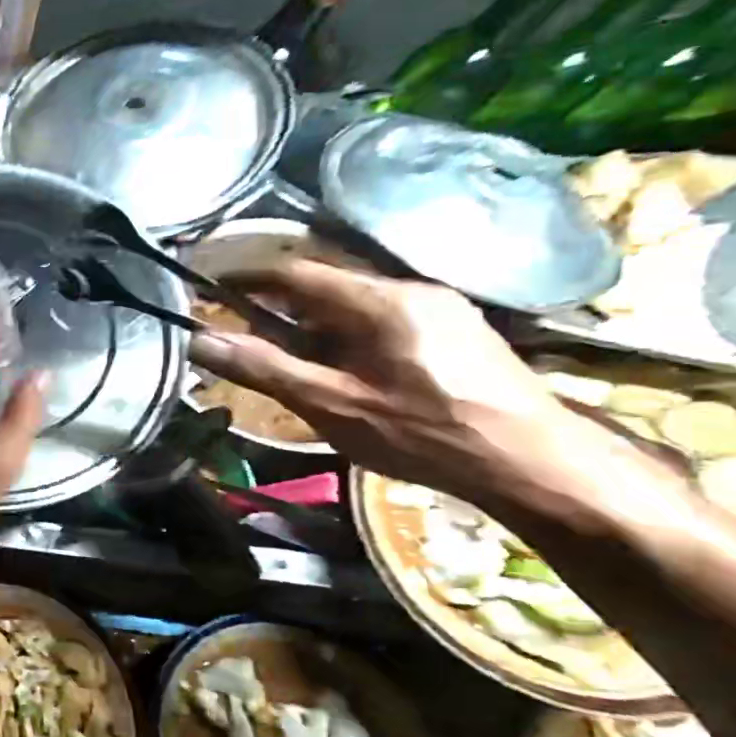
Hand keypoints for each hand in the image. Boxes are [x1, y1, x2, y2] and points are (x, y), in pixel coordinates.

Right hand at [189, 261, 630, 508]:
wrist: (534, 463)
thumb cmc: (425, 433)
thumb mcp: (331, 404)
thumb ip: (263, 368)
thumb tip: (201, 341)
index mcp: (380, 301)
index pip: (295, 273)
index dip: (245, 278)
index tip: (207, 289)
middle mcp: (411, 291)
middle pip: (324, 288)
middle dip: (276, 310)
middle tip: (241, 343)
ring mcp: (439, 310)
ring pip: (350, 306)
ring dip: (308, 328)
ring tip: (287, 367)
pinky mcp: (453, 332)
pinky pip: (378, 321)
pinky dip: (341, 338)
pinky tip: (338, 375)